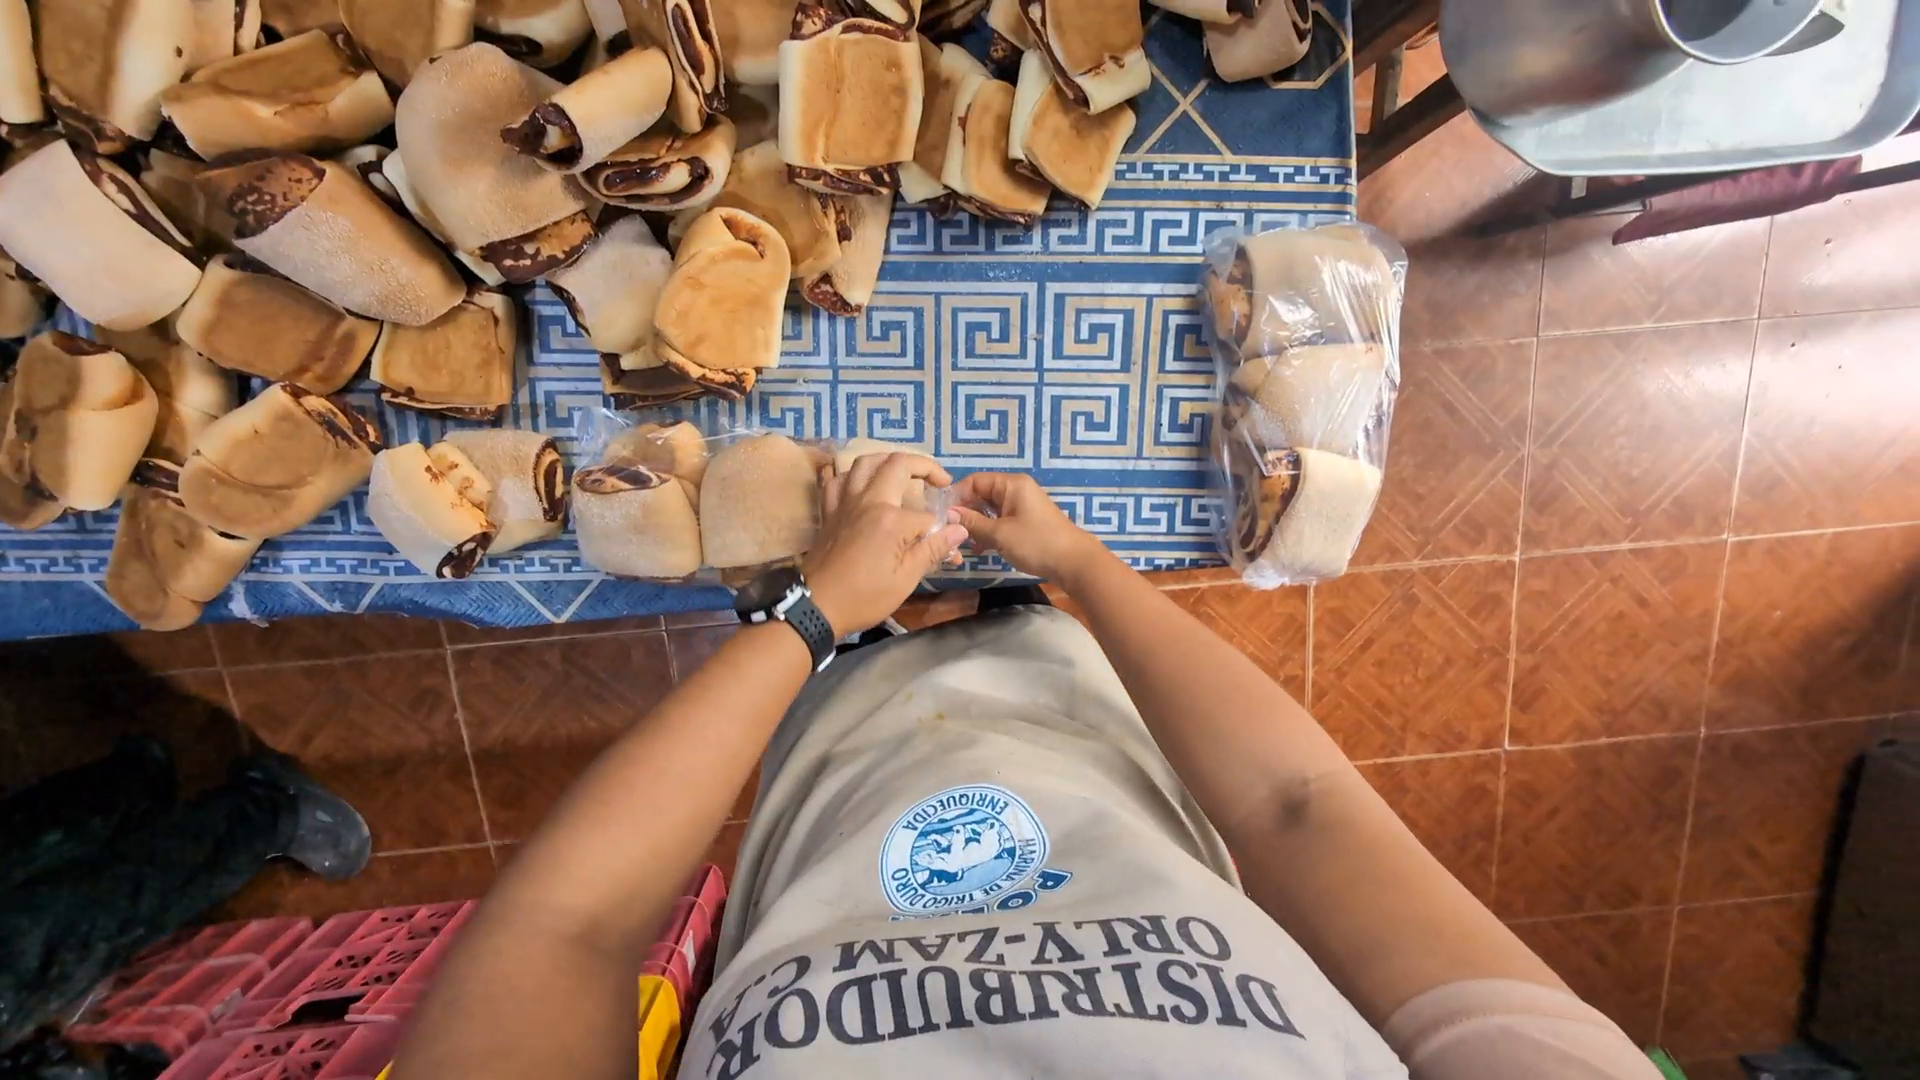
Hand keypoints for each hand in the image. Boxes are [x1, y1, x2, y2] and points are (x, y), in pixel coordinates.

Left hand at [803, 453, 968, 634]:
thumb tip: (959, 530)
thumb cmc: (863, 598)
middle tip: (939, 480)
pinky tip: (860, 483)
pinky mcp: (828, 511)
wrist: (815, 607)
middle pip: (898, 464)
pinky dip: (850, 475)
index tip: (949, 546)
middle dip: (924, 466)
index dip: (942, 529)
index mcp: (890, 519)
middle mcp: (868, 501)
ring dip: (888, 460)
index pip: (926, 515)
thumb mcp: (905, 580)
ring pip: (864, 462)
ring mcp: (844, 503)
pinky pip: (836, 479)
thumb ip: (932, 550)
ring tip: (903, 472)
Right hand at [951, 472, 1106, 584]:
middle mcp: (1015, 490)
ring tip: (964, 543)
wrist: (1073, 562)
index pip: (974, 481)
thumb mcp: (999, 534)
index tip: (943, 516)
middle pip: (981, 494)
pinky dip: (989, 531)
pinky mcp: (1025, 521)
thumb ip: (972, 523)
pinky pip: (1000, 520)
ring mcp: (1021, 505)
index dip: (957, 496)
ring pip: (989, 509)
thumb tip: (949, 514)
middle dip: (965, 512)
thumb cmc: (1036, 543)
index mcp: (1011, 484)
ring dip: (976, 525)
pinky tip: (981, 548)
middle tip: (950, 532)